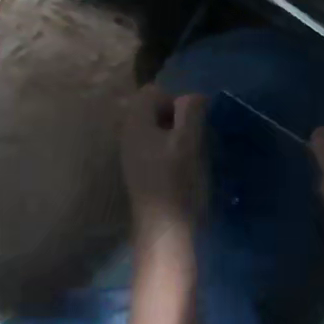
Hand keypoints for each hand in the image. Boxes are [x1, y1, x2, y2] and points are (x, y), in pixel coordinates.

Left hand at [121, 85, 208, 240]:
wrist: (164, 230)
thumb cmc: (177, 182)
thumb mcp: (189, 142)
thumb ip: (190, 112)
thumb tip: (194, 96)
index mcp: (136, 124)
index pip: (152, 92)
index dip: (176, 100)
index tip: (193, 122)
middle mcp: (128, 136)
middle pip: (152, 110)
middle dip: (176, 116)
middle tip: (195, 136)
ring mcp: (132, 155)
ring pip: (155, 130)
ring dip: (176, 134)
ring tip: (192, 151)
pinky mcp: (140, 172)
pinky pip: (155, 147)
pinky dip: (170, 149)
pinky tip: (183, 167)